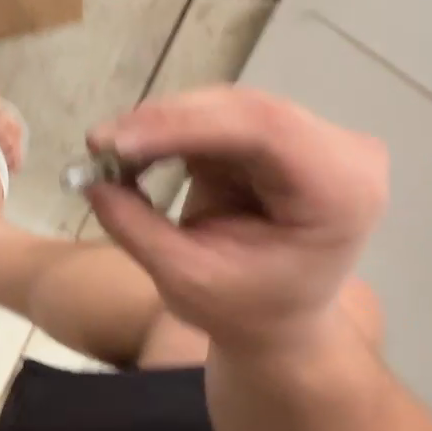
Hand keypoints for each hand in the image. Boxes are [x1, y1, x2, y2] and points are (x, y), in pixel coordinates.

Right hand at [85, 87, 386, 353]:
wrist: (277, 322)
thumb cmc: (242, 311)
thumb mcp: (184, 280)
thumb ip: (138, 229)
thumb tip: (91, 182)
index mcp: (340, 192)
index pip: (264, 131)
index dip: (185, 127)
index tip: (117, 143)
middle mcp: (340, 152)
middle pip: (246, 111)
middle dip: (165, 122)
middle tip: (99, 143)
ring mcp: (312, 140)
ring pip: (227, 109)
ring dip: (162, 124)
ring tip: (107, 150)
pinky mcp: (280, 139)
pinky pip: (219, 120)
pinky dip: (170, 133)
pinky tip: (133, 150)